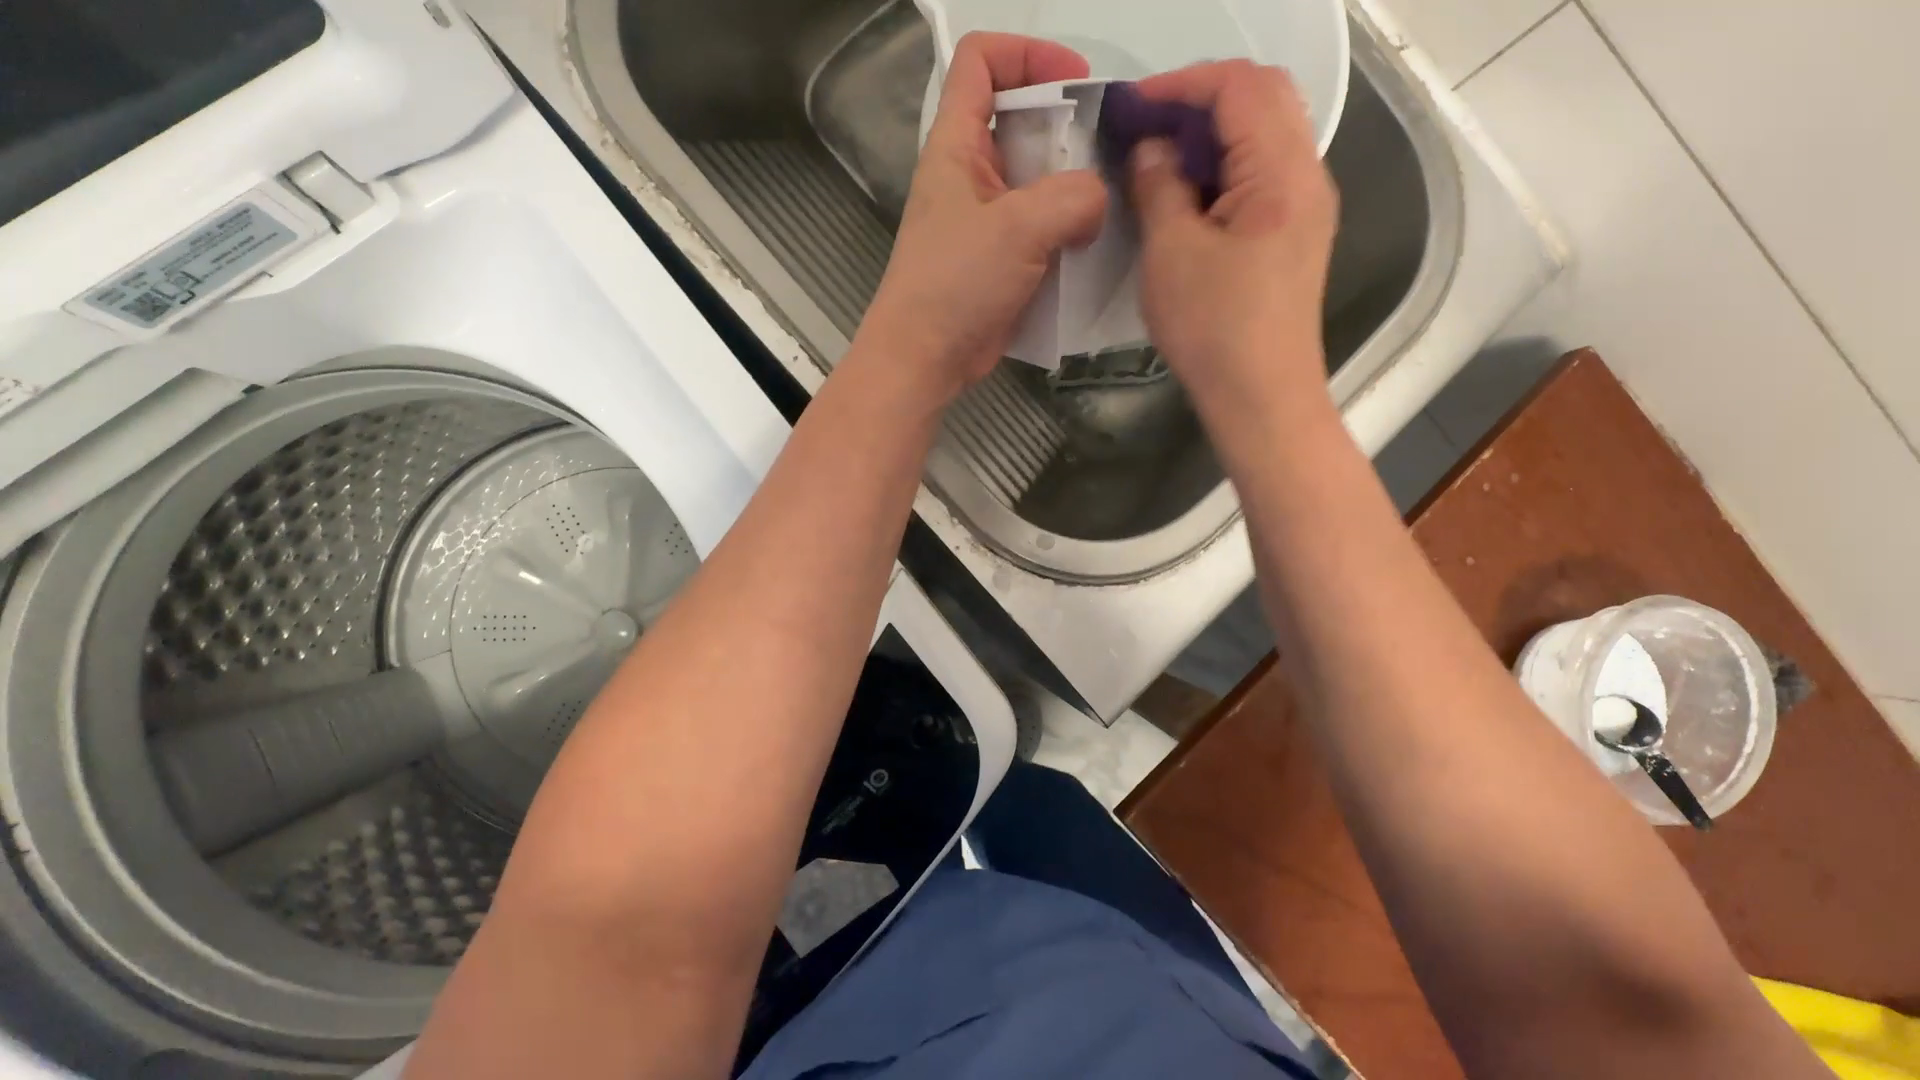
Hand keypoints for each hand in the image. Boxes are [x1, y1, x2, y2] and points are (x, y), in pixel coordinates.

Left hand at [858, 32, 1108, 404]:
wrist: (925, 359)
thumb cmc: (955, 284)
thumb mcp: (1018, 228)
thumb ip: (1072, 197)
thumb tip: (1097, 200)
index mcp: (956, 145)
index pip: (980, 63)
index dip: (1027, 54)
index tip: (1075, 81)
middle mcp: (972, 173)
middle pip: (1022, 119)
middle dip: (1068, 126)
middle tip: (1110, 150)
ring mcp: (988, 217)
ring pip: (1040, 176)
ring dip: (1076, 183)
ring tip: (1111, 200)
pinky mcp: (1003, 256)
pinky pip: (1044, 224)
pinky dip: (1072, 226)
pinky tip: (1097, 242)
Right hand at [1129, 61, 1339, 428]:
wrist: (1263, 398)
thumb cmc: (1215, 328)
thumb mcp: (1171, 252)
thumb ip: (1160, 185)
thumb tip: (1152, 148)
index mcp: (1282, 171)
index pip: (1239, 87)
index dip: (1181, 85)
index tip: (1130, 108)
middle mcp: (1307, 176)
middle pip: (1261, 99)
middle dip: (1199, 102)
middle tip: (1146, 129)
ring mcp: (1306, 206)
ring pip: (1264, 136)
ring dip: (1211, 136)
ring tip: (1159, 162)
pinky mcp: (1296, 234)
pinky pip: (1263, 174)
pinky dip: (1224, 167)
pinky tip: (1186, 196)